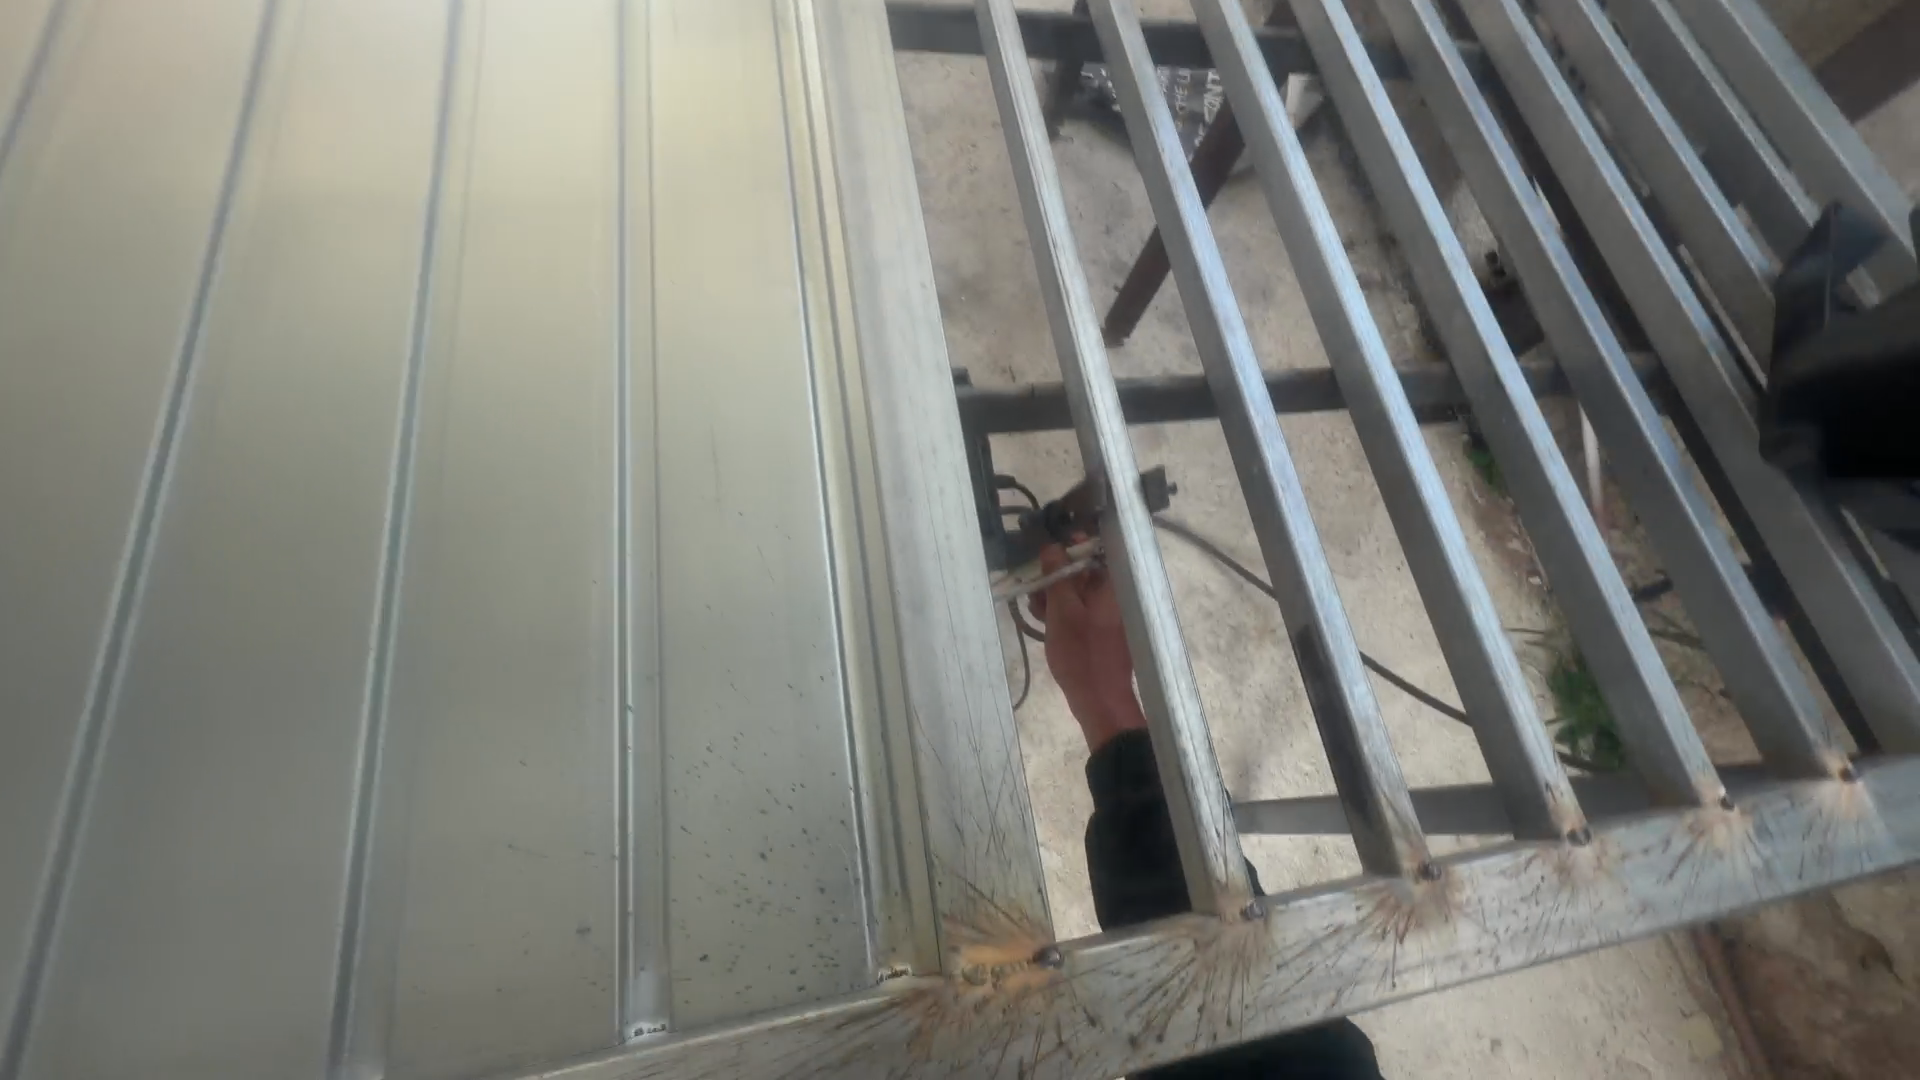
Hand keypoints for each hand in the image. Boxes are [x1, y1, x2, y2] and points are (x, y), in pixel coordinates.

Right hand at [1028, 541, 1149, 750]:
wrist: (1099, 700)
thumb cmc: (1081, 653)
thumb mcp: (1063, 610)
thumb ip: (1057, 576)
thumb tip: (1052, 546)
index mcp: (1112, 585)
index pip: (1093, 550)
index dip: (1067, 549)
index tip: (1044, 557)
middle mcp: (1113, 594)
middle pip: (1082, 570)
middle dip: (1054, 576)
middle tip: (1036, 590)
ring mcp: (1106, 613)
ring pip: (1076, 591)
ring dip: (1053, 595)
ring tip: (1036, 610)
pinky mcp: (1098, 629)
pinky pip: (1078, 609)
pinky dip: (1061, 611)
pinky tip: (1044, 622)